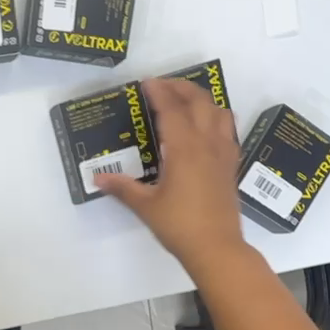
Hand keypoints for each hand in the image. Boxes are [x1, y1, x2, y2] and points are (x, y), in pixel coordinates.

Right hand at [96, 78, 252, 271]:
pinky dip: (215, 118)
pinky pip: (227, 130)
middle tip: (163, 87)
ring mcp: (223, 153)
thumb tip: (98, 178)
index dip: (159, 93)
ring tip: (185, 102)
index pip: (171, 110)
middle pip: (198, 102)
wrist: (216, 247)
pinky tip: (205, 128)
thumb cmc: (178, 226)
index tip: (146, 83)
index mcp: (184, 149)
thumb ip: (123, 187)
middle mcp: (207, 143)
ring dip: (202, 100)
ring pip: (218, 111)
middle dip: (181, 88)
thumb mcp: (145, 206)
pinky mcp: (231, 165)